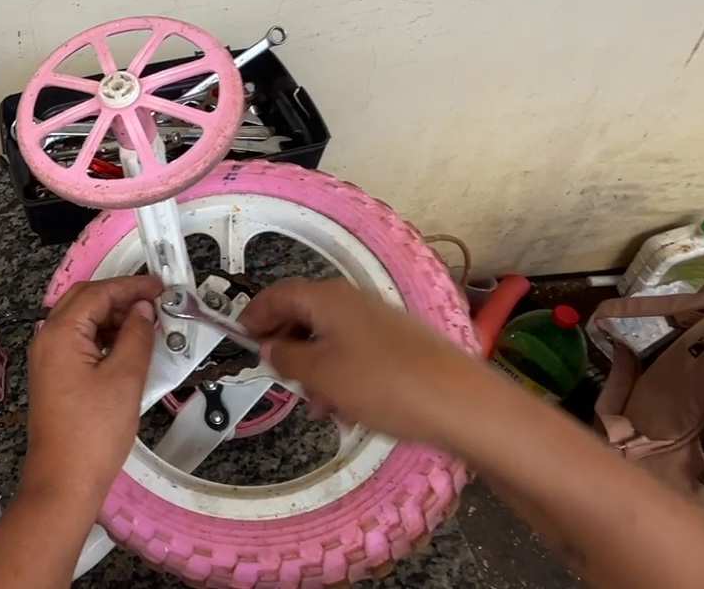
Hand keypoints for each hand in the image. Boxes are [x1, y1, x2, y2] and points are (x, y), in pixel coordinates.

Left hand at [22, 275, 162, 504]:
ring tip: (146, 325)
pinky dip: (104, 337)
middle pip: (86, 300)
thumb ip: (137, 337)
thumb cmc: (91, 435)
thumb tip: (143, 310)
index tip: (157, 286)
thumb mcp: (125, 379)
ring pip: (82, 320)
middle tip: (153, 301)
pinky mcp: (55, 375)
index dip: (130, 286)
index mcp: (60, 333)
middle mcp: (48, 338)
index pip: (97, 292)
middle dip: (120, 297)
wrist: (64, 481)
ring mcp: (49, 357)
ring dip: (113, 317)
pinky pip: (80, 341)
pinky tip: (128, 347)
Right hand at [238, 278, 491, 448]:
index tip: (239, 337)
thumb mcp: (319, 374)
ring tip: (321, 407)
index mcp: (326, 297)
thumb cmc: (382, 383)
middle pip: (304, 316)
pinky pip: (356, 353)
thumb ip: (285, 357)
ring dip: (316, 369)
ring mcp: (378, 321)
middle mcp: (351, 300)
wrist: (463, 406)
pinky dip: (343, 375)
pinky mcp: (400, 345)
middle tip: (281, 378)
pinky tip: (350, 410)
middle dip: (288, 348)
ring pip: (330, 339)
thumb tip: (268, 346)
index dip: (254, 314)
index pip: (276, 294)